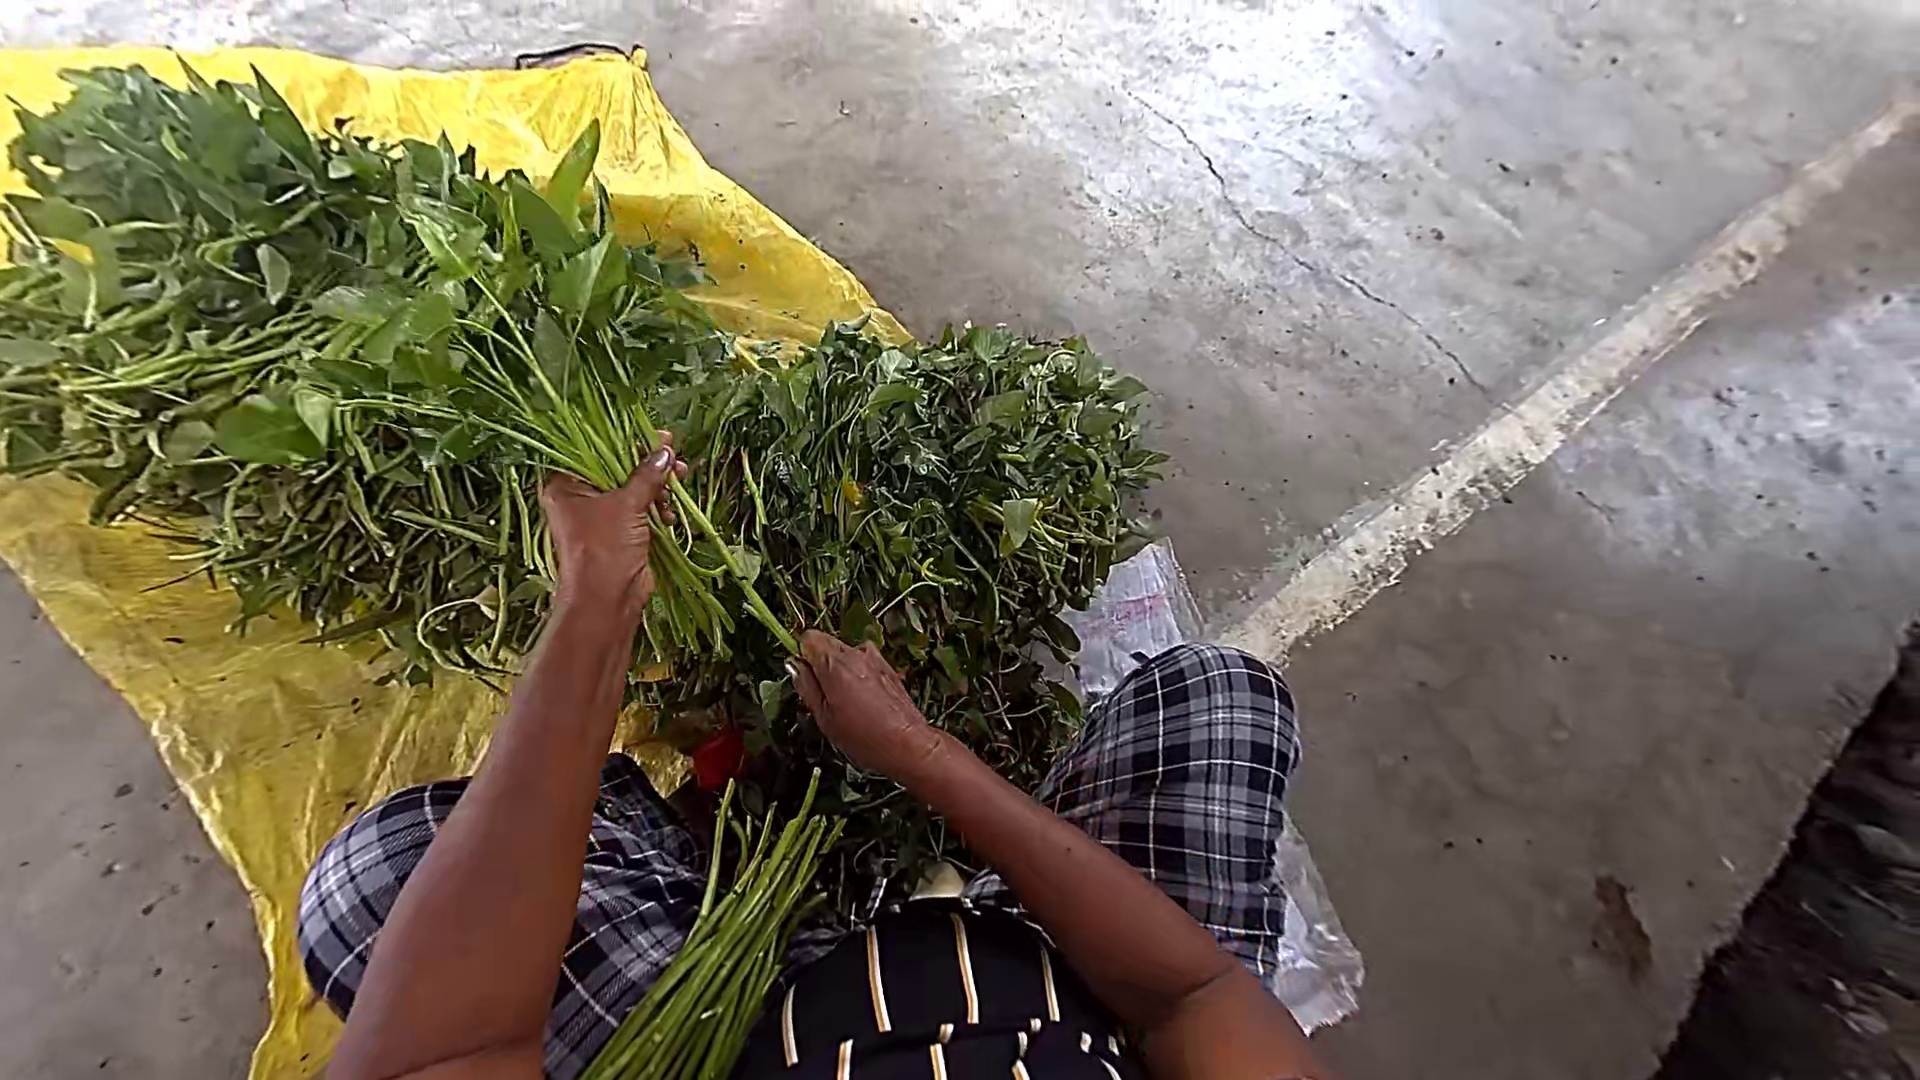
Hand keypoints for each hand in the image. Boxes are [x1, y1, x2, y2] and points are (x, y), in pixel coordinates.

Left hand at [541, 434, 687, 622]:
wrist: (608, 598)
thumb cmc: (604, 549)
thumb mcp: (626, 506)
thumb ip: (646, 476)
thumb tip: (664, 451)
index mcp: (566, 486)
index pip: (598, 451)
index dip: (629, 442)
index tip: (659, 438)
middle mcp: (581, 498)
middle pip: (619, 470)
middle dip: (650, 468)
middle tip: (676, 463)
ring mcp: (601, 517)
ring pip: (634, 491)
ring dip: (658, 489)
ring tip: (676, 491)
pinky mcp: (620, 532)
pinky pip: (641, 510)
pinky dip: (657, 508)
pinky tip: (670, 512)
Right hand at [789, 630, 942, 778]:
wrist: (907, 742)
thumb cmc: (863, 736)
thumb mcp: (823, 716)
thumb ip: (806, 685)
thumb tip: (793, 665)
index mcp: (836, 663)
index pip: (808, 637)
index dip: (802, 655)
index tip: (803, 675)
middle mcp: (856, 652)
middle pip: (827, 644)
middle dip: (820, 663)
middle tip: (823, 695)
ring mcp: (874, 657)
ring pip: (845, 653)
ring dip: (840, 670)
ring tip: (845, 701)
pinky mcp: (887, 666)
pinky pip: (862, 662)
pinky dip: (857, 674)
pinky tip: (862, 700)